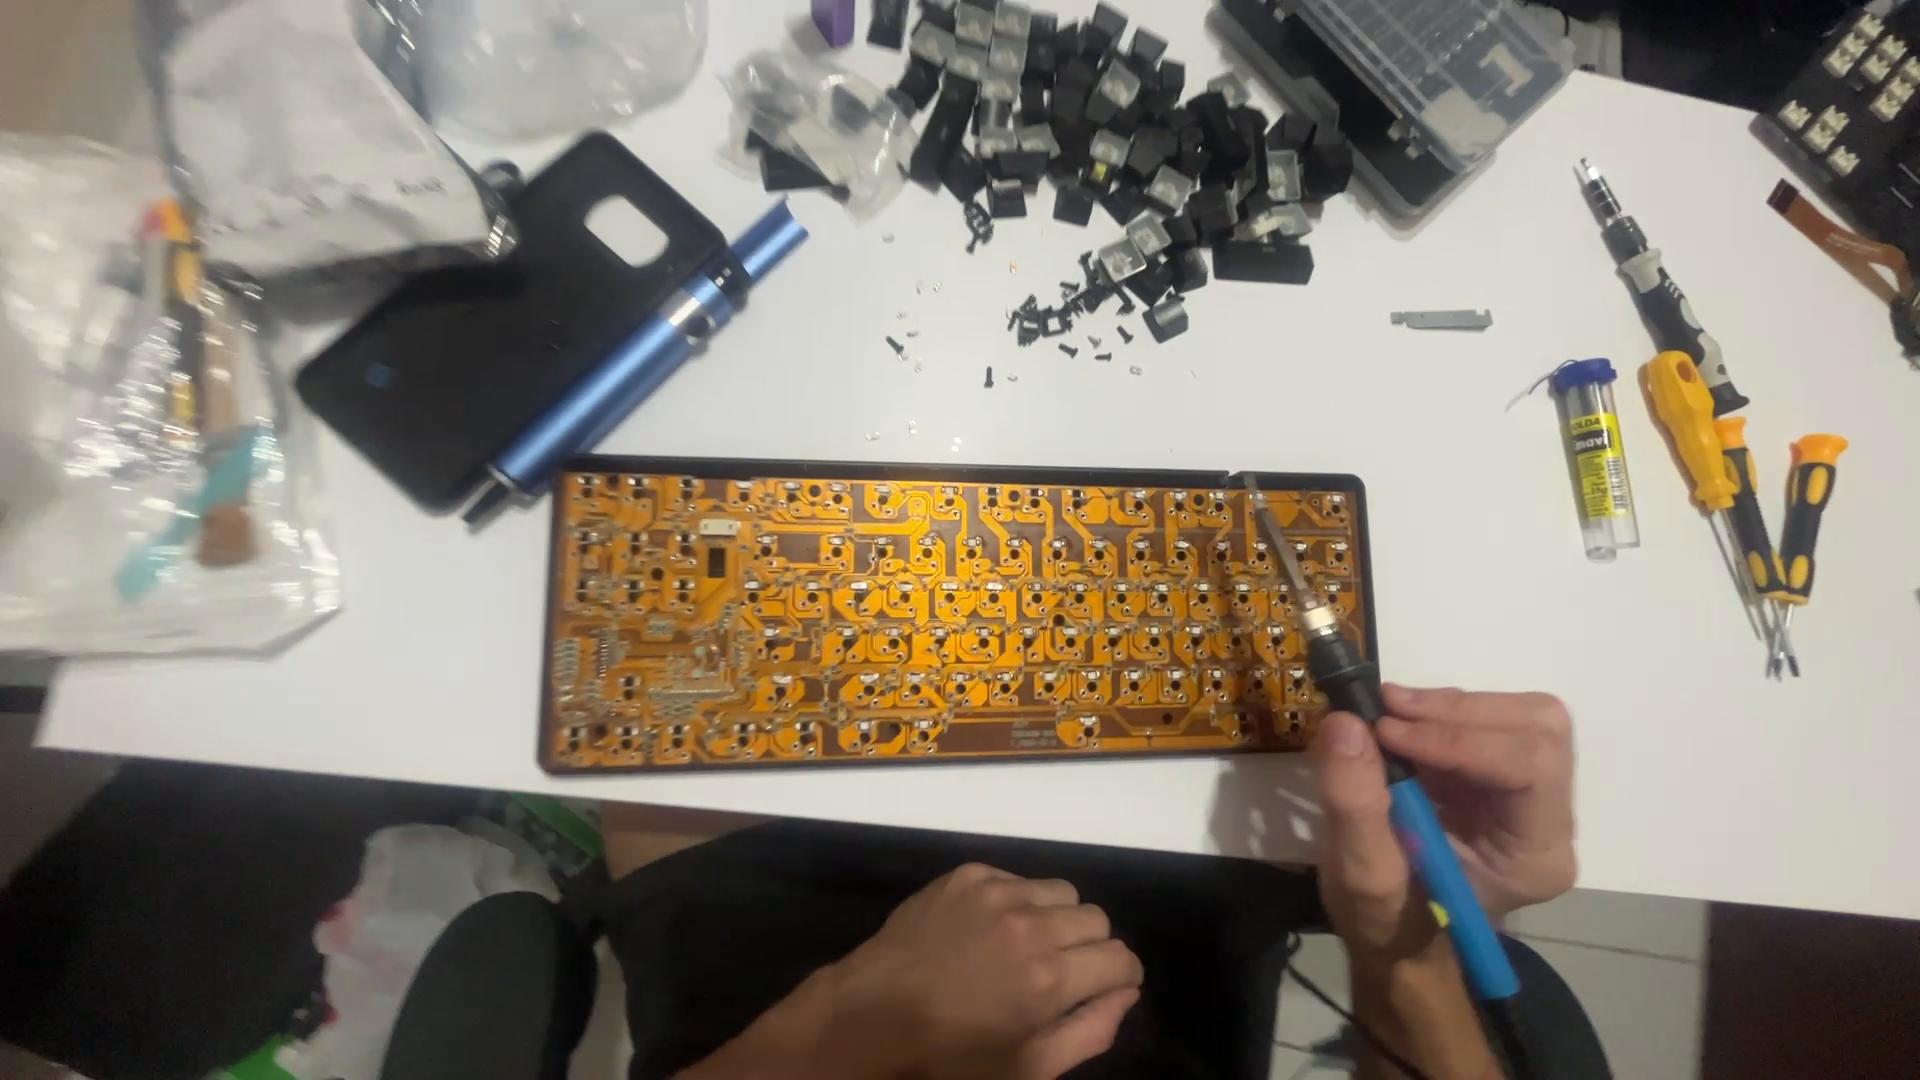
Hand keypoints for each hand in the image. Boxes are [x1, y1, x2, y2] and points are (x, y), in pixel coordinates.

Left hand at [829, 863, 1143, 1079]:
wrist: (873, 1015)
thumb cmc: (951, 1058)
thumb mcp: (1027, 1069)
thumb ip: (1089, 1031)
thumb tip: (1124, 991)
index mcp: (1048, 980)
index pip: (1121, 958)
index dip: (1121, 975)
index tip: (1106, 984)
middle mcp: (1029, 925)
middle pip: (1096, 918)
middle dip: (1091, 947)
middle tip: (1063, 970)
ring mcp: (996, 892)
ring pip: (1060, 891)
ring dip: (1057, 919)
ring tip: (1027, 946)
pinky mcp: (969, 874)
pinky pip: (1017, 879)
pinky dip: (1017, 902)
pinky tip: (989, 930)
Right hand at [1312, 685, 1576, 966]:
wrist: (1389, 929)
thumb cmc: (1385, 916)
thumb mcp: (1360, 873)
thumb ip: (1355, 803)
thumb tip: (1344, 722)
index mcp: (1532, 856)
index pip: (1529, 770)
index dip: (1457, 740)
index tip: (1385, 731)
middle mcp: (1546, 818)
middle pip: (1537, 730)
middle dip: (1458, 711)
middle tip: (1385, 710)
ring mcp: (1522, 791)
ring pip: (1517, 714)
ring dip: (1447, 704)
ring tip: (1385, 712)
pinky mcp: (1490, 770)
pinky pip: (1483, 717)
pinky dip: (1435, 707)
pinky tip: (1395, 724)